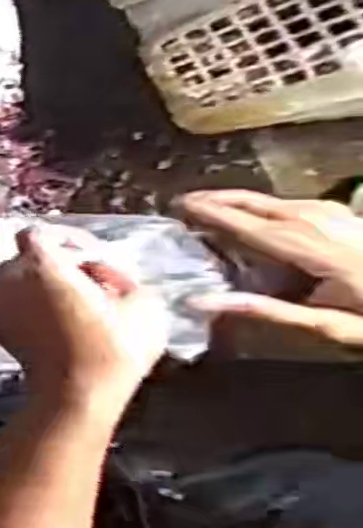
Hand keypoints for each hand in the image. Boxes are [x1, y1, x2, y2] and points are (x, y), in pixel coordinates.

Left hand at [0, 226, 169, 403]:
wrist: (76, 386)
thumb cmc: (115, 345)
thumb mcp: (140, 299)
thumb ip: (115, 271)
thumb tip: (94, 266)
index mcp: (43, 268)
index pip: (35, 233)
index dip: (60, 237)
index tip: (82, 252)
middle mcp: (6, 278)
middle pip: (23, 256)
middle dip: (51, 263)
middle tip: (82, 282)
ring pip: (6, 275)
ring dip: (30, 280)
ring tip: (62, 300)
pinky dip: (11, 297)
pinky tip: (37, 311)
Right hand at [176, 190, 362, 346]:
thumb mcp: (335, 328)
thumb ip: (270, 311)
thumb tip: (202, 300)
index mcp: (331, 258)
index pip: (262, 229)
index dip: (219, 216)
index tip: (182, 207)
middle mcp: (346, 235)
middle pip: (281, 208)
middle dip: (231, 200)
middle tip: (189, 199)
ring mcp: (362, 231)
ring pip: (303, 205)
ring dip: (256, 200)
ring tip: (221, 202)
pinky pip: (324, 210)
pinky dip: (287, 206)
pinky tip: (277, 210)